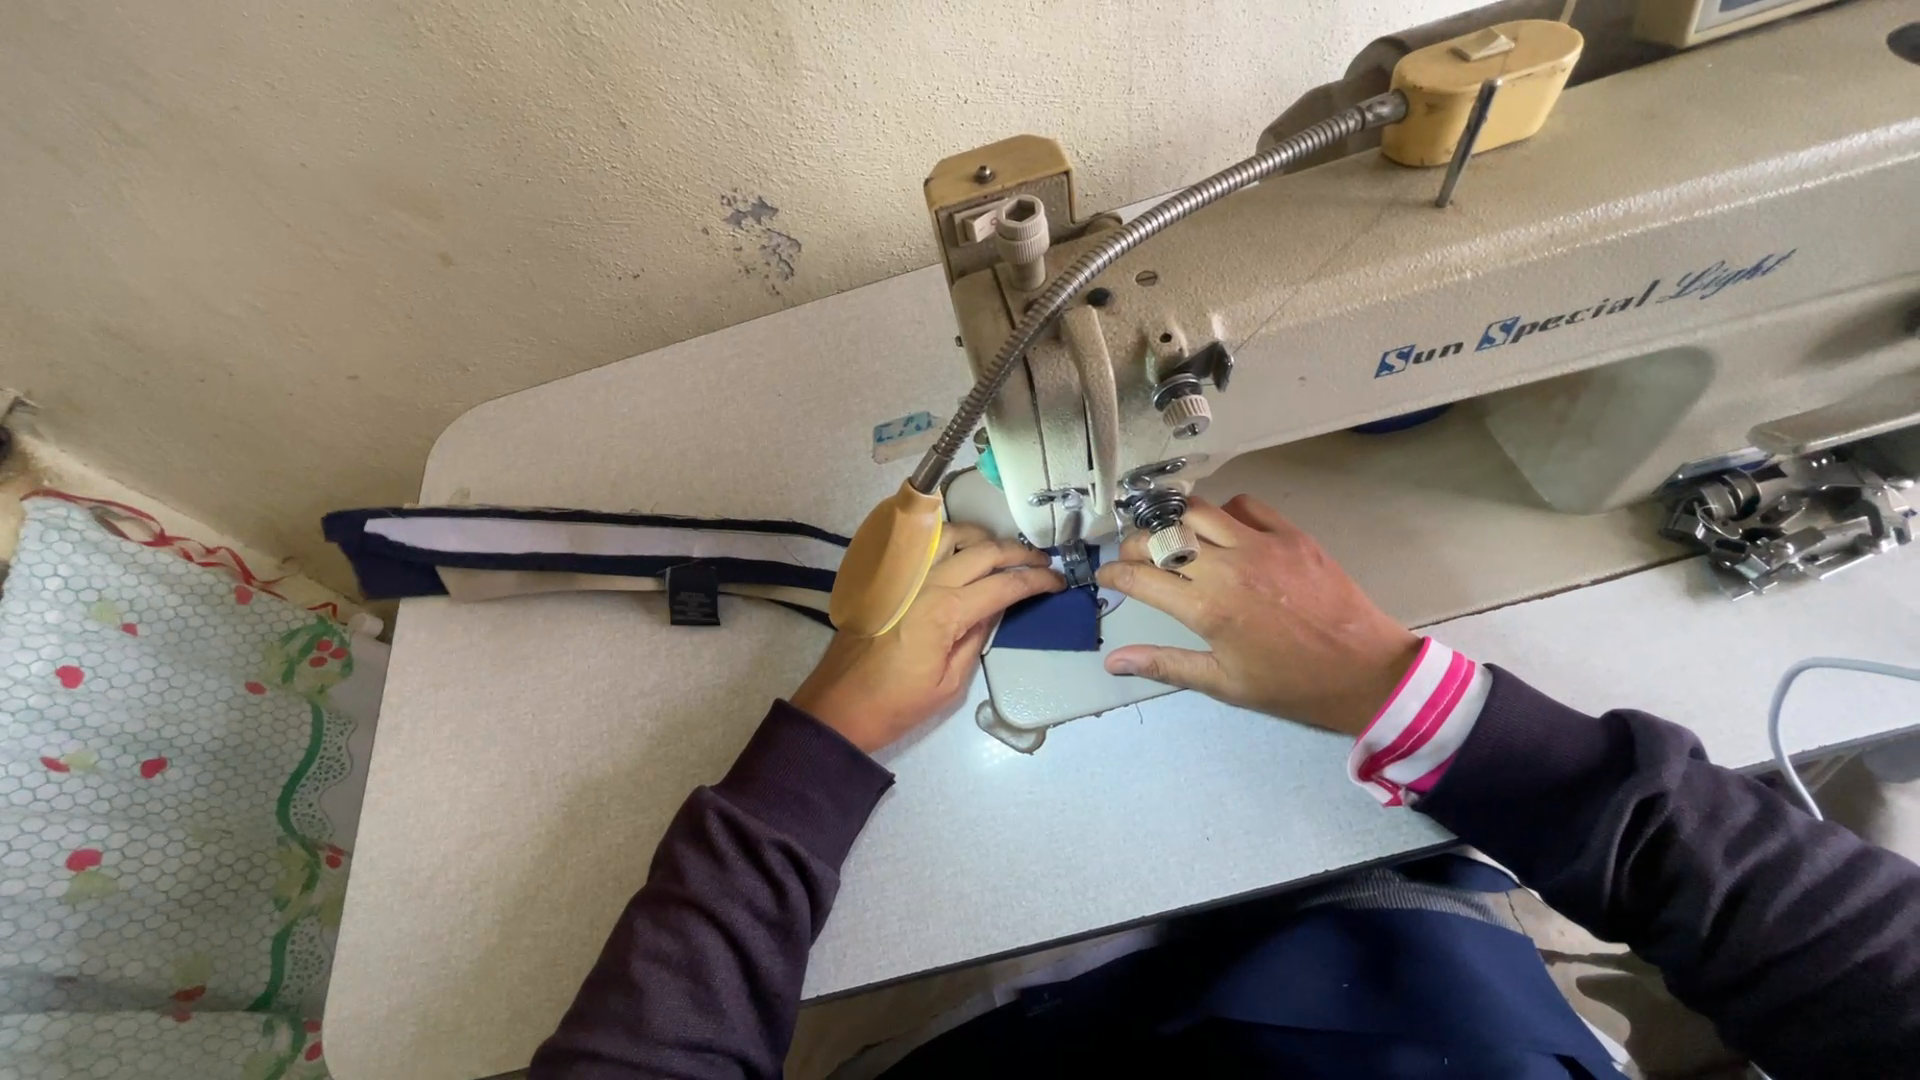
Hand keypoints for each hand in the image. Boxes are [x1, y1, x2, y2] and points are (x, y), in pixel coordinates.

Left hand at [794, 525, 1064, 752]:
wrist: (838, 706)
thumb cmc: (896, 705)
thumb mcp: (950, 682)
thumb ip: (977, 637)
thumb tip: (996, 608)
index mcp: (946, 612)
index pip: (1004, 585)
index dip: (1037, 580)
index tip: (1057, 581)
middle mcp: (925, 583)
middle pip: (983, 552)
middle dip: (1018, 552)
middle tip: (1039, 560)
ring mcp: (902, 576)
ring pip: (950, 535)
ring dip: (981, 536)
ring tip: (1000, 550)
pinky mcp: (885, 578)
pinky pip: (918, 544)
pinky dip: (944, 537)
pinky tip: (957, 547)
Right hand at [1095, 495, 1420, 735]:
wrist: (1366, 671)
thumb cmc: (1289, 684)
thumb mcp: (1223, 684)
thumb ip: (1165, 665)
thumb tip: (1113, 661)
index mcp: (1206, 609)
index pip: (1139, 577)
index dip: (1113, 574)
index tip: (1106, 576)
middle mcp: (1227, 568)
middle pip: (1160, 537)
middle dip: (1135, 545)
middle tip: (1134, 558)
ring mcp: (1260, 545)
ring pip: (1198, 510)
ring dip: (1174, 521)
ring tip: (1171, 537)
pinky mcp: (1290, 534)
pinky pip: (1245, 505)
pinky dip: (1224, 513)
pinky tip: (1224, 532)